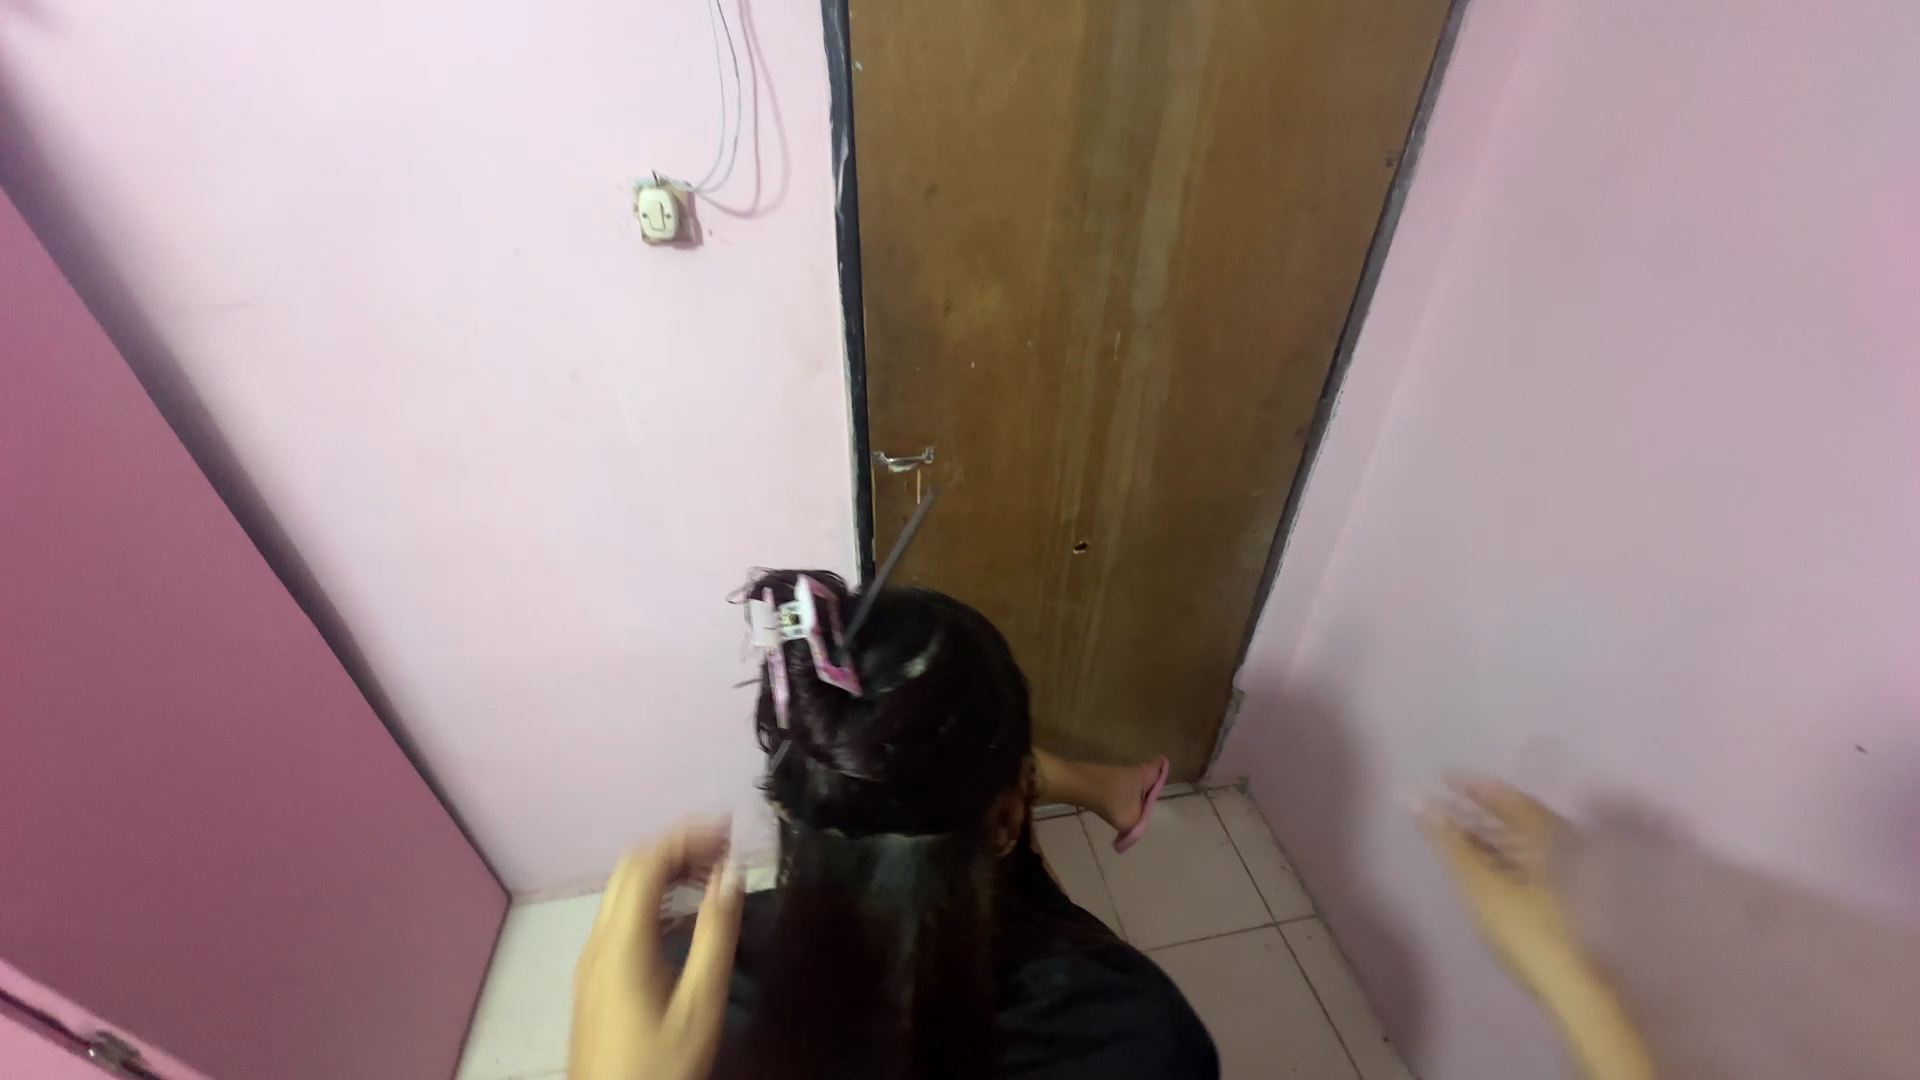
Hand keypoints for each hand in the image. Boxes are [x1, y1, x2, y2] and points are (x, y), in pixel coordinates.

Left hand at [570, 820, 746, 1079]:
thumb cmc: (661, 1064)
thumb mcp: (701, 1002)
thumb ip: (716, 931)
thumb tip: (732, 873)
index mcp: (622, 941)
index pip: (647, 862)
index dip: (688, 835)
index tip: (729, 831)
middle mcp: (599, 941)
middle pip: (631, 867)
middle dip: (679, 845)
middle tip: (724, 847)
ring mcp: (593, 959)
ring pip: (624, 889)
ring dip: (668, 869)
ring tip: (713, 872)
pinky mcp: (596, 975)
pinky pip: (623, 914)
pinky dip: (656, 895)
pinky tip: (688, 912)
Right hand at [1419, 777, 1579, 992]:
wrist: (1580, 994)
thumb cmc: (1526, 928)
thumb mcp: (1478, 881)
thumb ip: (1446, 838)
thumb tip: (1414, 799)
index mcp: (1549, 837)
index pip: (1508, 798)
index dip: (1473, 785)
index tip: (1442, 777)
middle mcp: (1566, 849)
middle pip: (1517, 820)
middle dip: (1478, 810)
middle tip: (1442, 804)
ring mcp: (1571, 878)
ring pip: (1523, 844)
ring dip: (1488, 835)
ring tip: (1454, 833)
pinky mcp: (1568, 904)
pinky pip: (1529, 864)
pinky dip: (1502, 857)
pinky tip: (1483, 865)